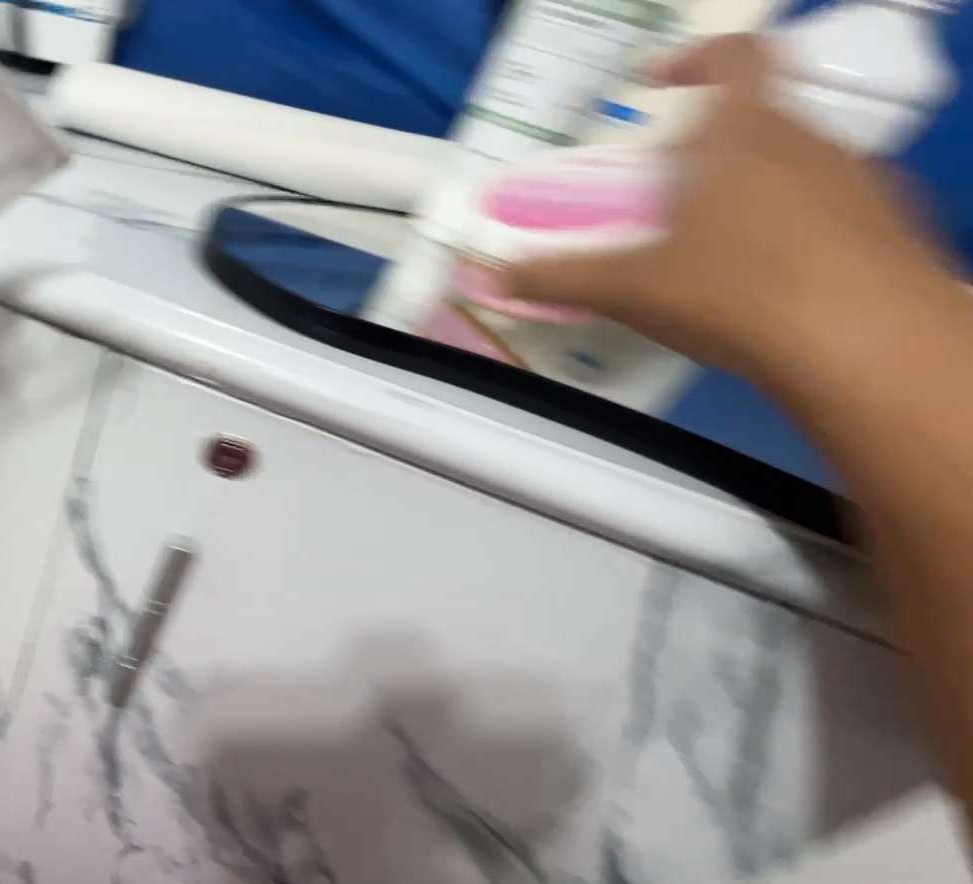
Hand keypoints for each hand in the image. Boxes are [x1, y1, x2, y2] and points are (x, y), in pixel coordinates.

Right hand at [500, 35, 958, 390]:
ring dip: (740, 188)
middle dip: (701, 150)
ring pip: (786, 163)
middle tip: (657, 197)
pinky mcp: (880, 221)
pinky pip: (820, 204)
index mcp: (740, 135)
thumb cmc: (732, 291)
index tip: (657, 84)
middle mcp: (806, 140)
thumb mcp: (622, 288)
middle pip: (753, 119)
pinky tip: (754, 277)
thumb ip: (550, 278)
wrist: (861, 341)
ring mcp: (853, 177)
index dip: (694, 59)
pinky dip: (780, 225)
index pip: (734, 57)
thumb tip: (486, 276)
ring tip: (699, 246)